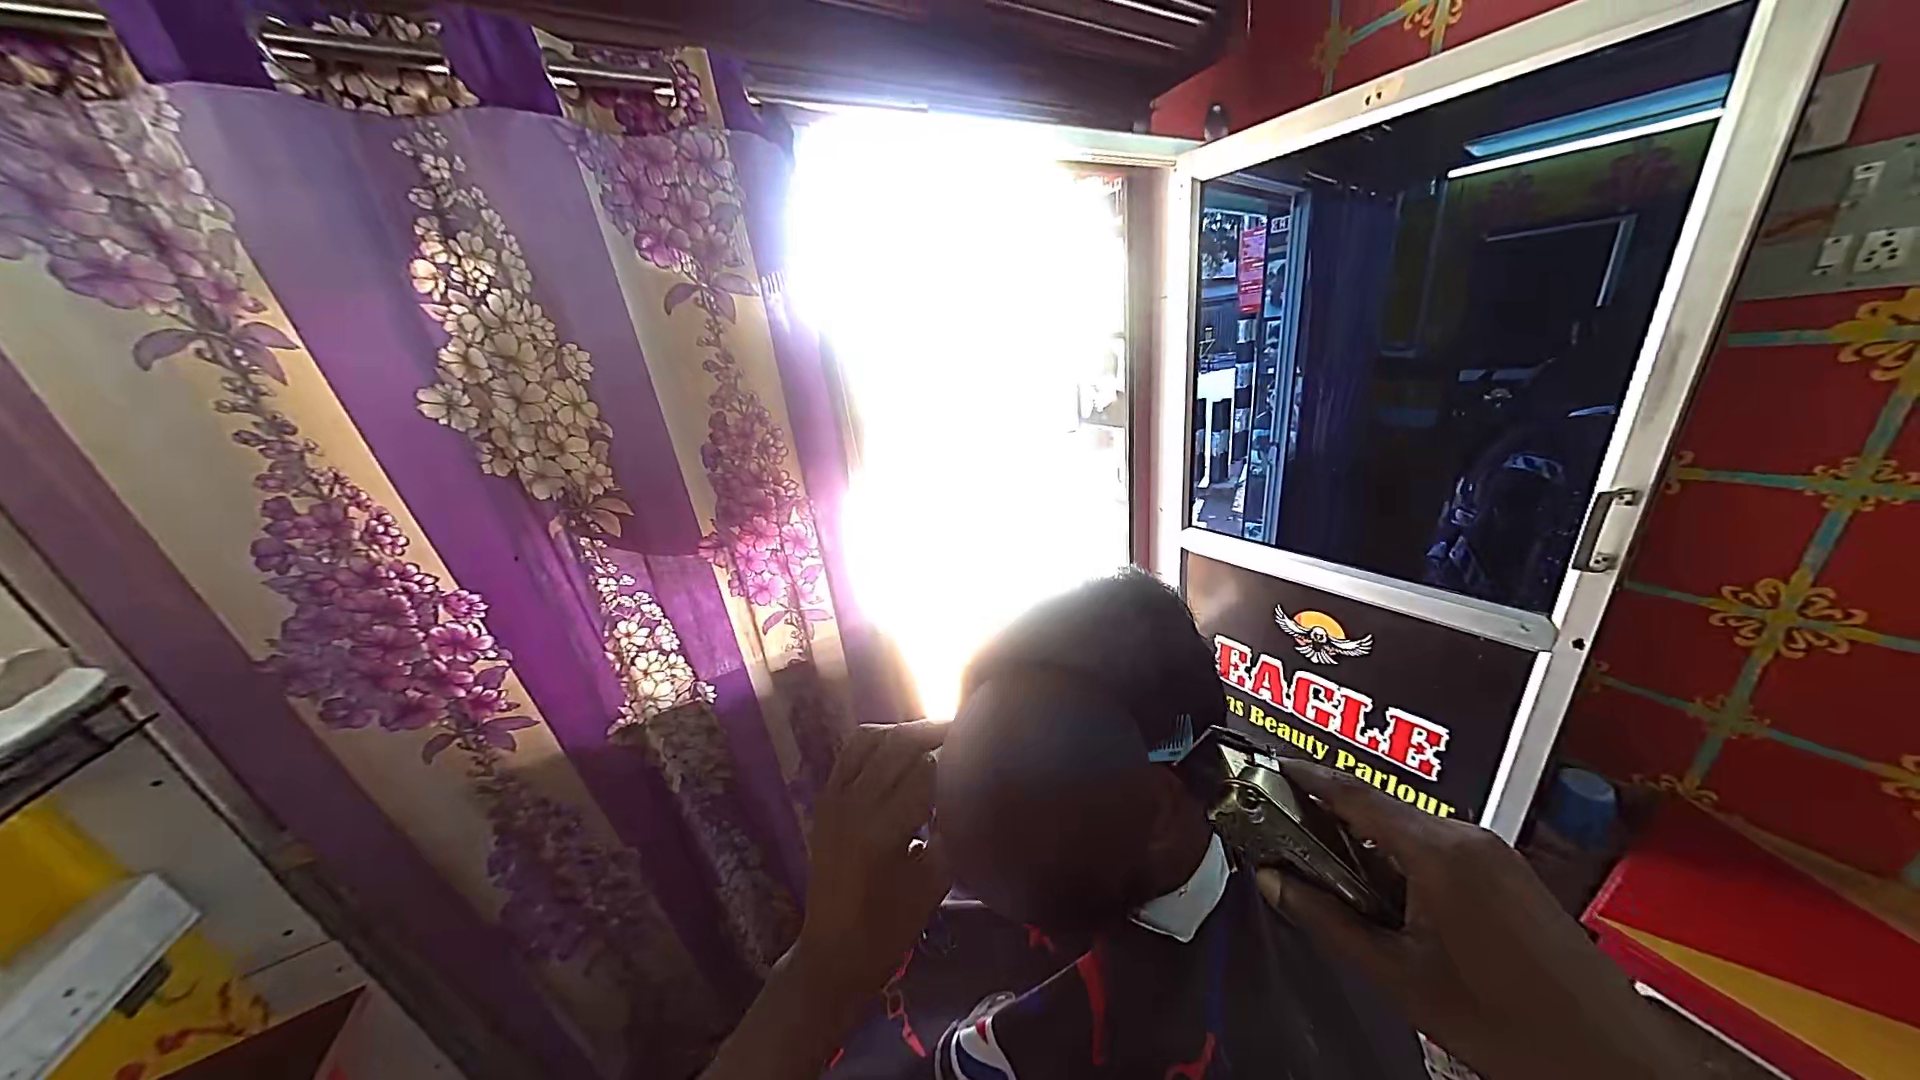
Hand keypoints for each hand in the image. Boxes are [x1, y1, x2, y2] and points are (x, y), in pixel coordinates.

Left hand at [793, 719, 952, 1003]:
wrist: (831, 955)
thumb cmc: (888, 929)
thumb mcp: (933, 885)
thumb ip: (952, 832)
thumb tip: (970, 792)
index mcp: (883, 828)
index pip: (925, 768)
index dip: (953, 756)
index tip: (976, 751)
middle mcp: (855, 803)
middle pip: (898, 744)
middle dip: (932, 731)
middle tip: (961, 731)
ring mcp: (834, 797)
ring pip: (870, 738)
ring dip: (902, 731)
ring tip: (930, 736)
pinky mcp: (824, 799)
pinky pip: (849, 752)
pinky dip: (875, 741)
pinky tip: (896, 749)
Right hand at [1257, 761, 1689, 1079]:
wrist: (1622, 1069)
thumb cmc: (1511, 1027)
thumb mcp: (1400, 977)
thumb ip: (1327, 920)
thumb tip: (1272, 882)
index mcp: (1439, 852)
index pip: (1354, 792)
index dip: (1305, 775)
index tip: (1269, 767)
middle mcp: (1468, 837)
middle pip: (1378, 807)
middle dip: (1327, 814)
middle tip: (1283, 828)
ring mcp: (1493, 852)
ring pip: (1405, 827)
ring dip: (1363, 841)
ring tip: (1329, 869)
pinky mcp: (1507, 871)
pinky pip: (1435, 846)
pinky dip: (1398, 857)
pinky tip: (1384, 893)